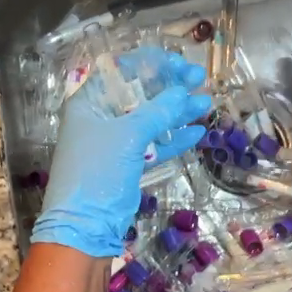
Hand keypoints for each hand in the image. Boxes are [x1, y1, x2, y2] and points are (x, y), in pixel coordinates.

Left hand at [32, 47, 211, 256]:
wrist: (85, 227)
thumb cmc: (98, 172)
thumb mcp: (128, 136)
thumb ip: (157, 111)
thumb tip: (182, 91)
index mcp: (89, 102)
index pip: (122, 70)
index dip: (153, 64)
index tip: (182, 66)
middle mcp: (100, 117)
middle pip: (139, 93)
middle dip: (170, 86)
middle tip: (200, 81)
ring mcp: (114, 142)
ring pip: (149, 119)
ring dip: (177, 112)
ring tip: (206, 105)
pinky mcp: (126, 164)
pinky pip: (152, 144)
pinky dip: (172, 139)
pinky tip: (196, 132)